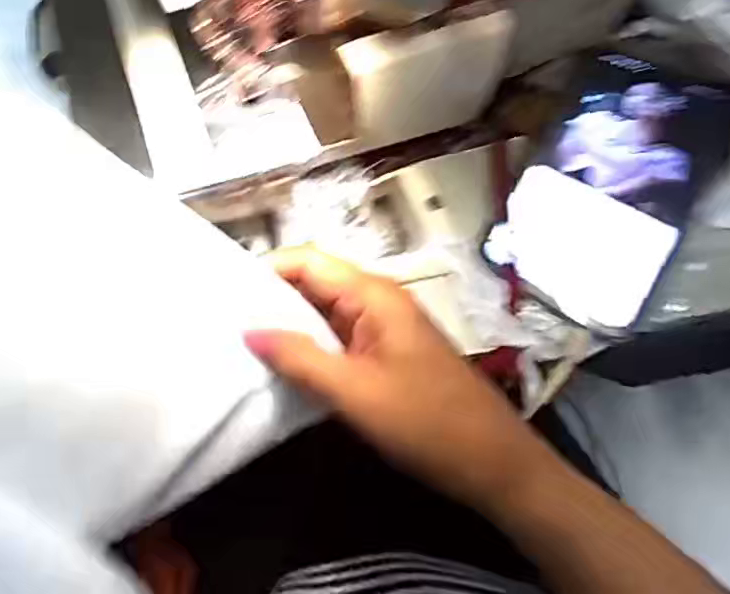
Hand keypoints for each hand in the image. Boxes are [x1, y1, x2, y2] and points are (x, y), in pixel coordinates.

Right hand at [245, 247, 552, 508]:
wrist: (501, 469)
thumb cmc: (429, 423)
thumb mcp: (356, 393)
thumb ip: (300, 358)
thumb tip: (248, 331)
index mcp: (371, 293)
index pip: (306, 260)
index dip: (266, 269)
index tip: (228, 291)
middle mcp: (375, 297)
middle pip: (313, 279)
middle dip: (272, 295)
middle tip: (228, 316)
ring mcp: (382, 323)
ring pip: (324, 308)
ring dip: (289, 320)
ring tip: (246, 337)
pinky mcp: (385, 349)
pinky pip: (338, 332)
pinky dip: (310, 341)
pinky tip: (286, 360)